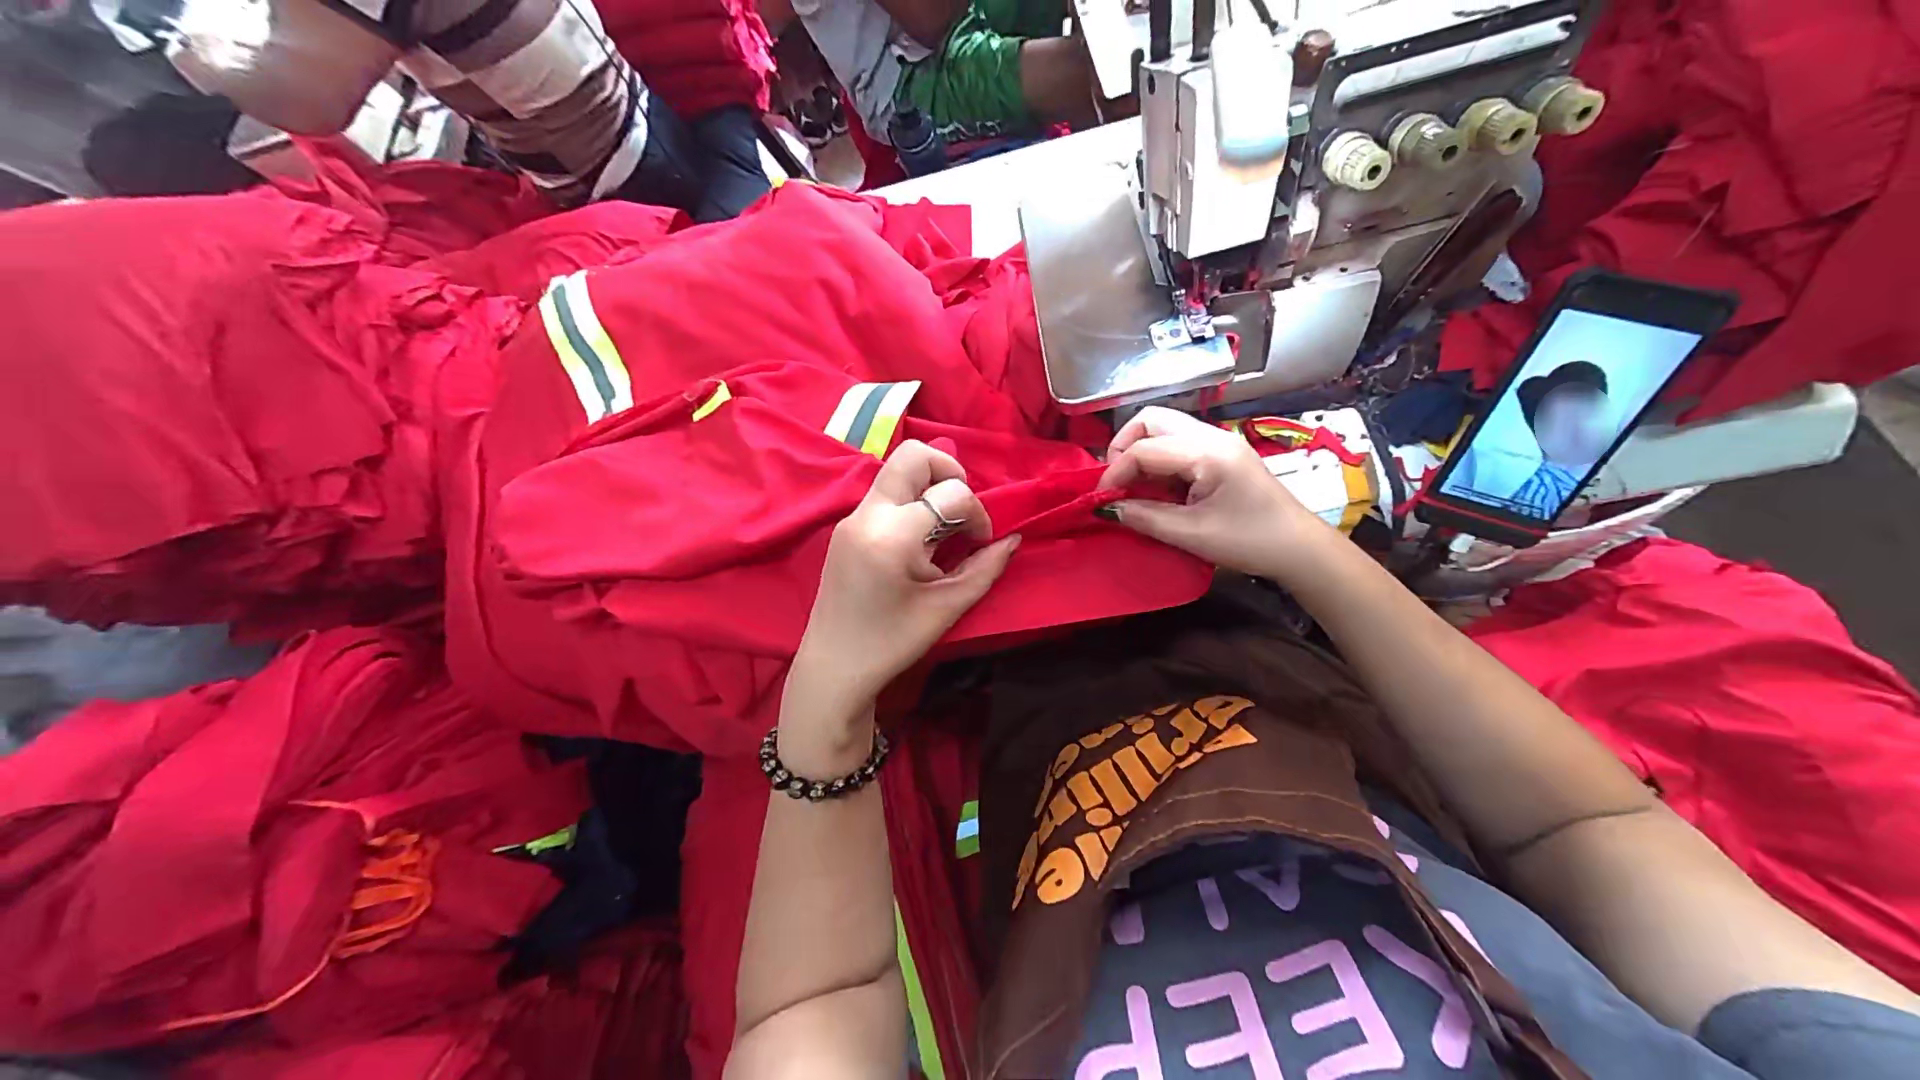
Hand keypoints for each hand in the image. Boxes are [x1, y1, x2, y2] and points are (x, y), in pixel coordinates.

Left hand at [793, 440, 1021, 714]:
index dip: (977, 514)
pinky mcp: (847, 526)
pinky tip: (921, 540)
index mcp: (891, 536)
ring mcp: (852, 517)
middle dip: (949, 472)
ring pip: (897, 470)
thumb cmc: (893, 642)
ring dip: (929, 486)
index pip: (950, 494)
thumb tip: (1012, 538)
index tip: (980, 543)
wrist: (835, 665)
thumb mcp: (948, 607)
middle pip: (913, 455)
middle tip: (961, 510)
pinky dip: (912, 501)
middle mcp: (867, 514)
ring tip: (942, 528)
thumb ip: (985, 567)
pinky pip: (886, 493)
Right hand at [1097, 406, 1338, 586]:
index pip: (1144, 448)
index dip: (1115, 472)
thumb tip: (1107, 508)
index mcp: (1208, 452)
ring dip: (1141, 454)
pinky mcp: (1221, 453)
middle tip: (1116, 483)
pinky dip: (1158, 462)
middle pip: (1152, 420)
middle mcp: (1212, 436)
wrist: (1299, 548)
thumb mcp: (1192, 534)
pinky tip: (1157, 490)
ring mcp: (1219, 441)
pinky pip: (1178, 444)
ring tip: (1134, 489)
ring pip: (1164, 429)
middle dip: (1124, 447)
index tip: (1101, 500)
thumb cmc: (1250, 541)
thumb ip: (1145, 517)